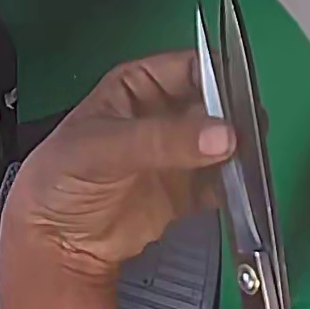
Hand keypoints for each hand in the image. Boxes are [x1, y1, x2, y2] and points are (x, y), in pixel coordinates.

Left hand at [2, 51, 234, 280]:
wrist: (56, 240)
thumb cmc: (64, 176)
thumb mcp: (106, 147)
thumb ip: (163, 140)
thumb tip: (223, 136)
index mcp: (141, 85)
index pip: (192, 68)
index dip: (220, 78)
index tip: (243, 99)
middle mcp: (166, 115)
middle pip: (216, 106)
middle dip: (236, 119)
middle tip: (253, 134)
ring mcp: (179, 154)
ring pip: (223, 144)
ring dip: (240, 153)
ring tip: (253, 163)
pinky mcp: (188, 191)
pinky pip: (221, 182)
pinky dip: (235, 186)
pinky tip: (244, 191)